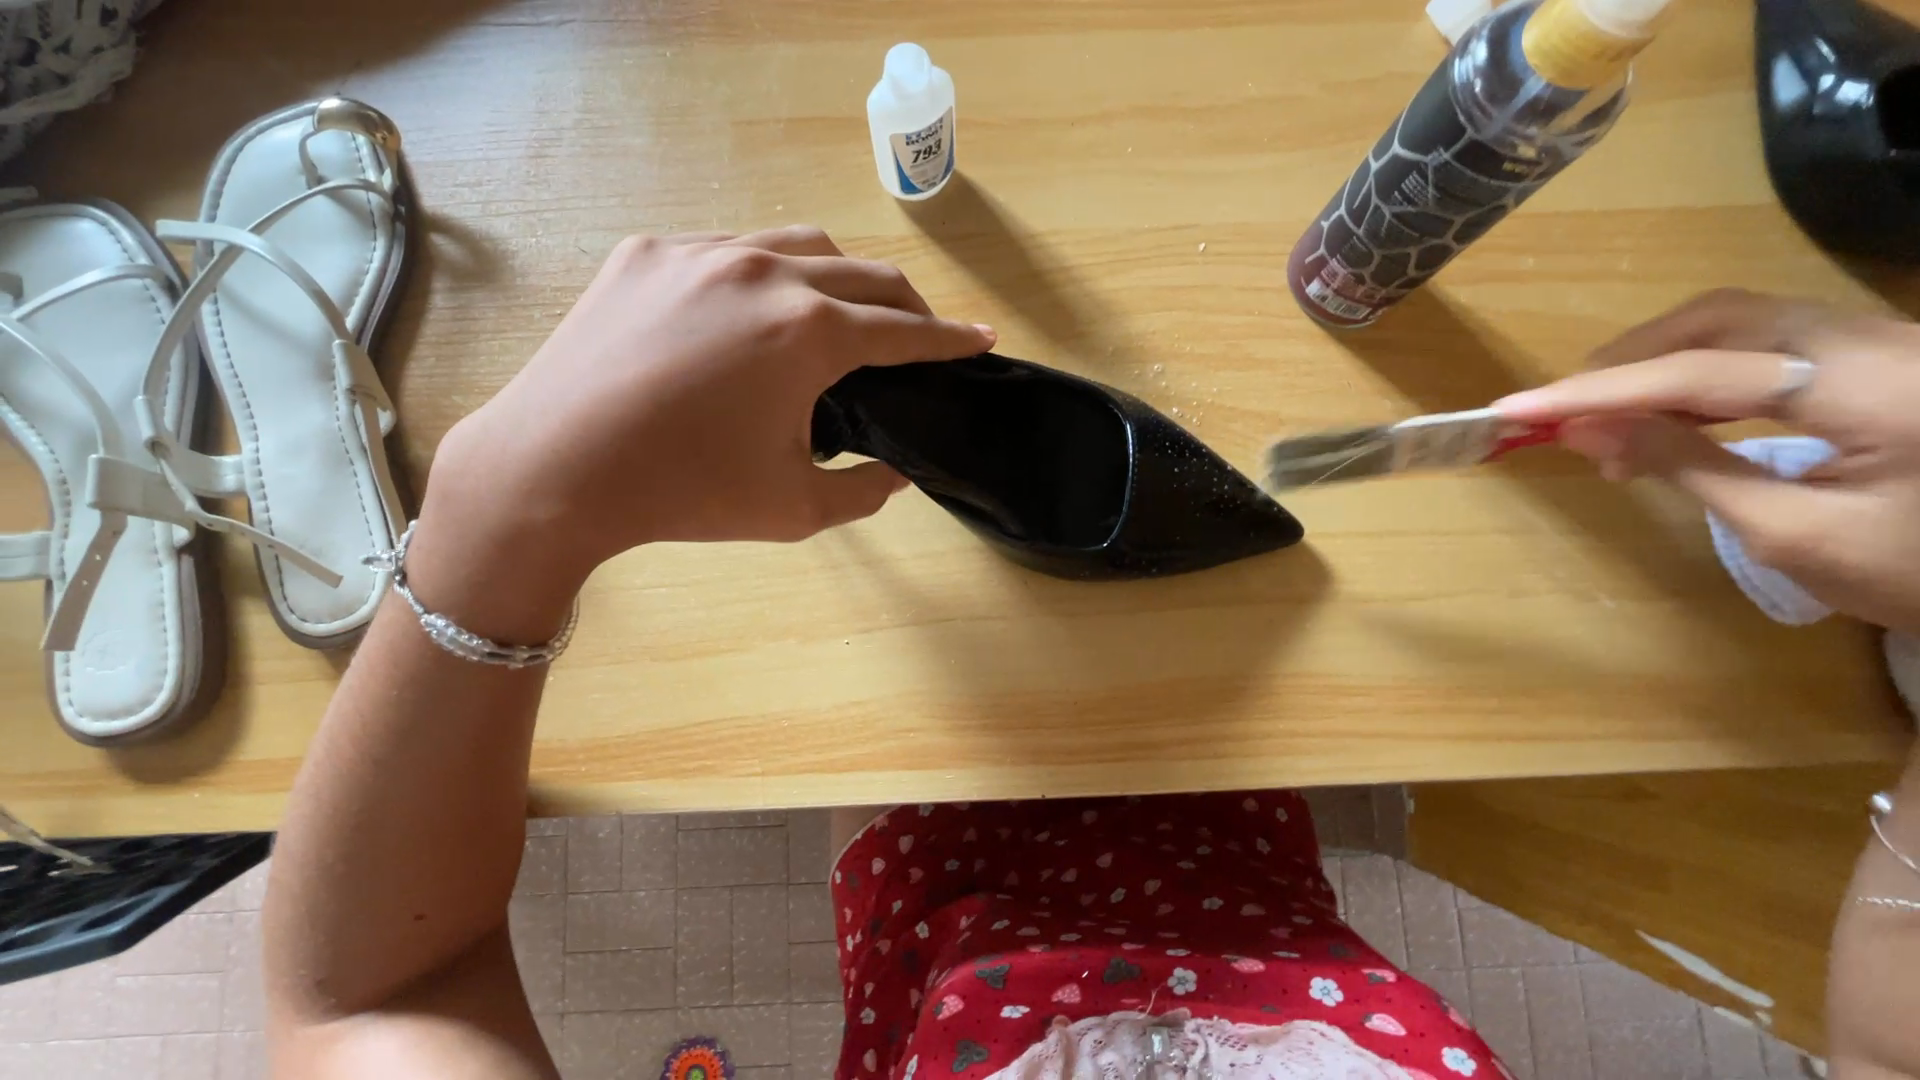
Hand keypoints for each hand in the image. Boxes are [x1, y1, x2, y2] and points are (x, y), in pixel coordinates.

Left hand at [410, 227, 995, 636]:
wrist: (554, 470)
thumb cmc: (684, 497)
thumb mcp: (793, 510)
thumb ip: (864, 491)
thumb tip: (898, 474)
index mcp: (809, 334)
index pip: (903, 329)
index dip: (950, 339)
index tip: (981, 338)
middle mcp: (764, 273)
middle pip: (864, 273)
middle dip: (905, 302)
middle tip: (920, 331)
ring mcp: (701, 251)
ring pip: (799, 245)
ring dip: (840, 275)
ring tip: (846, 310)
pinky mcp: (648, 252)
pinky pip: (729, 249)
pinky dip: (766, 274)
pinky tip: (756, 310)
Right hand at [1496, 288, 1919, 634]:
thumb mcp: (1793, 532)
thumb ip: (1686, 467)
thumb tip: (1589, 429)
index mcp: (1872, 387)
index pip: (1700, 370)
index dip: (1598, 390)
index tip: (1514, 409)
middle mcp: (1881, 340)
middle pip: (1722, 317)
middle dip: (1628, 359)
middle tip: (1561, 408)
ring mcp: (1886, 342)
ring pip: (1743, 321)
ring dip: (1658, 361)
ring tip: (1606, 417)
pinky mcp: (1882, 357)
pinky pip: (1769, 342)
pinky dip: (1699, 369)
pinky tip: (1668, 412)